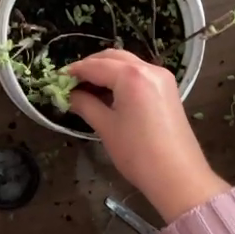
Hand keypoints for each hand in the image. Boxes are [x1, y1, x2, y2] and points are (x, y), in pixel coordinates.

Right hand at [67, 50, 228, 222]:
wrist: (178, 176)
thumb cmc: (137, 153)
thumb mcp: (106, 127)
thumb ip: (85, 104)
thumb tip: (71, 95)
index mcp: (131, 75)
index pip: (95, 66)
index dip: (74, 71)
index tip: (57, 80)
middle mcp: (149, 68)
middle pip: (112, 57)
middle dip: (90, 66)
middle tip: (72, 83)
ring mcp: (161, 77)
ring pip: (127, 63)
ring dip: (106, 71)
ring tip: (88, 89)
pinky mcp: (168, 89)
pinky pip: (139, 74)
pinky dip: (121, 78)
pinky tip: (109, 94)